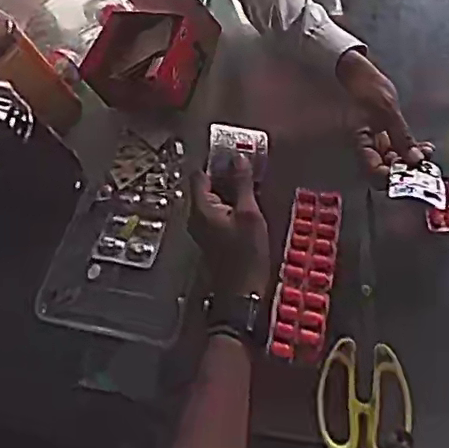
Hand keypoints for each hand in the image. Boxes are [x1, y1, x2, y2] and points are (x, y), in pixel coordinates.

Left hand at [190, 154, 269, 298]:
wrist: (242, 295)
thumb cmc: (246, 253)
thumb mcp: (249, 214)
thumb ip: (242, 184)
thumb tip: (238, 157)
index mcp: (200, 208)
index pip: (200, 174)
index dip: (216, 160)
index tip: (235, 151)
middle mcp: (196, 216)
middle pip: (206, 184)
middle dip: (225, 172)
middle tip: (248, 163)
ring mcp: (203, 227)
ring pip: (214, 197)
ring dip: (230, 186)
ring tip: (252, 178)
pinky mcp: (213, 235)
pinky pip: (218, 209)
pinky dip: (231, 201)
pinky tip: (249, 199)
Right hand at [336, 48, 427, 177]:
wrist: (360, 72)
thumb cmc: (367, 88)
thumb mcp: (387, 112)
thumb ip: (401, 138)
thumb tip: (416, 161)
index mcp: (361, 143)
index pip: (375, 173)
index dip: (394, 179)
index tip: (414, 177)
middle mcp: (366, 147)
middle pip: (385, 170)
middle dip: (407, 170)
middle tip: (425, 167)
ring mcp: (375, 142)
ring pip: (393, 161)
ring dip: (411, 160)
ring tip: (426, 154)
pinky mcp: (382, 135)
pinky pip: (396, 149)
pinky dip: (409, 150)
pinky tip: (422, 147)